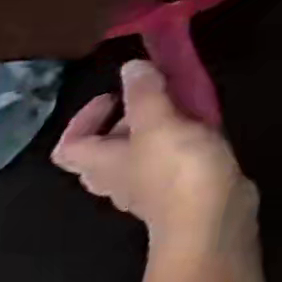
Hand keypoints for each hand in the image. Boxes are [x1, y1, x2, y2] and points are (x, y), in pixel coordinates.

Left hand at [53, 61, 256, 254]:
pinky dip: (183, 140)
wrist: (211, 215)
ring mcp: (151, 185)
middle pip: (106, 149)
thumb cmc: (177, 169)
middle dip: (126, 120)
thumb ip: (146, 94)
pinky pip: (172, 158)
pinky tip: (207, 129)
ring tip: (186, 106)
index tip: (115, 94)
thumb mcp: (161, 124)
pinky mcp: (184, 186)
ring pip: (141, 153)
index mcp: (102, 163)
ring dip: (157, 128)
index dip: (84, 119)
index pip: (70, 146)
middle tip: (156, 95)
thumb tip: (130, 66)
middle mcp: (119, 176)